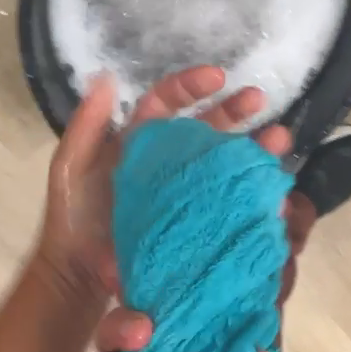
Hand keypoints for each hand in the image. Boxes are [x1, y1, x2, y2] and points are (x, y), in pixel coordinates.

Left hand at [37, 67, 292, 293]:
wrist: (78, 274)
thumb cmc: (73, 217)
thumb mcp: (71, 167)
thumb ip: (86, 125)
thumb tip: (105, 77)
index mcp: (140, 143)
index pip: (167, 105)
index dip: (191, 87)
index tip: (218, 78)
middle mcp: (168, 163)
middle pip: (206, 130)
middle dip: (236, 112)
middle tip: (262, 102)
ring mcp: (185, 195)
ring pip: (224, 164)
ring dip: (253, 150)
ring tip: (279, 144)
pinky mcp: (195, 225)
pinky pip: (229, 205)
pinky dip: (252, 197)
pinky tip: (274, 193)